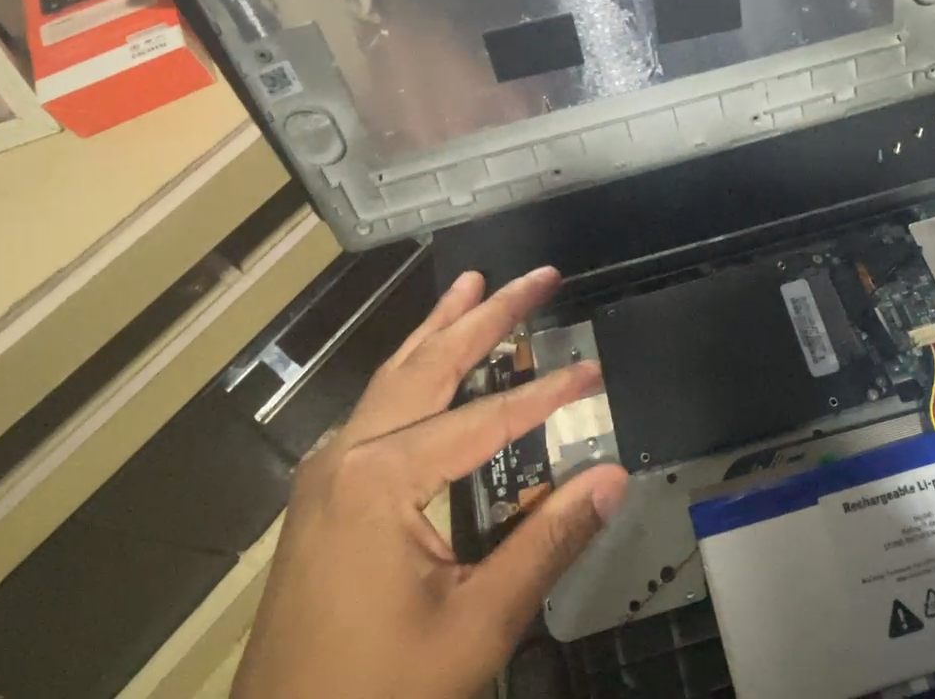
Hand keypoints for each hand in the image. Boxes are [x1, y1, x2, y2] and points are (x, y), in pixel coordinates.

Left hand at [233, 267, 629, 698]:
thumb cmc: (382, 688)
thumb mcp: (478, 622)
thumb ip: (548, 541)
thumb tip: (613, 477)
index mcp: (381, 479)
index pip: (486, 419)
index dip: (547, 393)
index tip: (594, 368)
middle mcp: (347, 456)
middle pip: (428, 365)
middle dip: (485, 316)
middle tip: (535, 277)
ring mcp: (325, 473)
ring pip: (392, 378)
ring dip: (439, 330)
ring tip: (473, 284)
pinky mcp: (321, 496)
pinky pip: (375, 409)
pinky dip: (411, 370)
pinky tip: (425, 364)